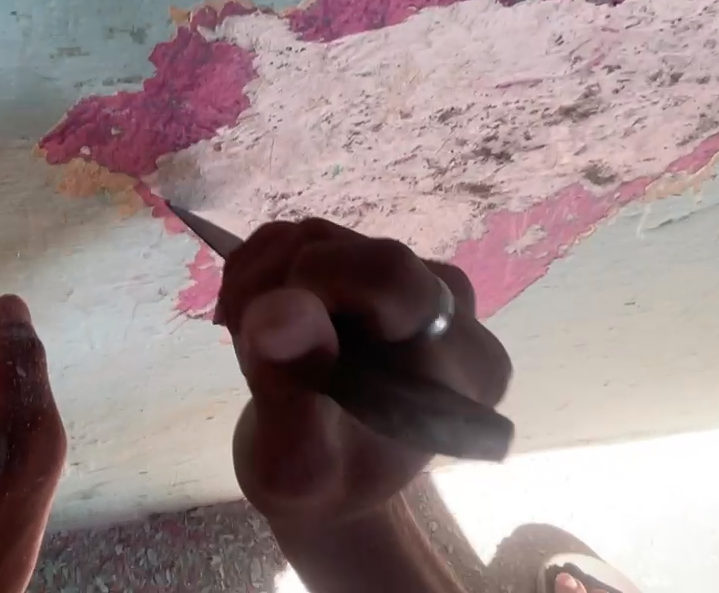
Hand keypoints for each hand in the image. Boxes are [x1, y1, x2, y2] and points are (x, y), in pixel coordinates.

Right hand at [217, 219, 510, 591]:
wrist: (320, 469)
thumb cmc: (320, 483)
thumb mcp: (295, 465)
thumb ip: (291, 388)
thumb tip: (278, 308)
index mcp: (462, 360)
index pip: (391, 276)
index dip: (319, 285)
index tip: (274, 336)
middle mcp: (448, 305)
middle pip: (346, 250)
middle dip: (277, 291)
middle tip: (256, 351)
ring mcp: (398, 273)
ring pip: (311, 238)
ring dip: (259, 287)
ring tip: (260, 350)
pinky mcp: (362, 257)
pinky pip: (292, 236)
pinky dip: (256, 273)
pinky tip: (261, 324)